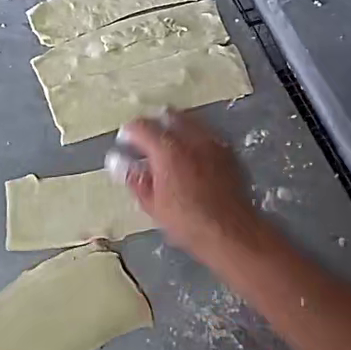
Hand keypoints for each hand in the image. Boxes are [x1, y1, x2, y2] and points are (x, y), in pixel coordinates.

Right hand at [120, 111, 263, 256]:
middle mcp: (190, 138)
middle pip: (167, 115)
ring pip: (189, 121)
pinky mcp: (228, 152)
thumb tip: (118, 161)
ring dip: (175, 128)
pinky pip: (206, 134)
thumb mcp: (152, 204)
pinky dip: (194, 138)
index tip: (125, 141)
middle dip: (154, 124)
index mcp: (166, 149)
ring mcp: (212, 142)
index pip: (141, 126)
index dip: (129, 132)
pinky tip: (191, 155)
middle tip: (146, 141)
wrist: (232, 234)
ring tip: (168, 147)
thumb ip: (134, 178)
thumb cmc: (188, 222)